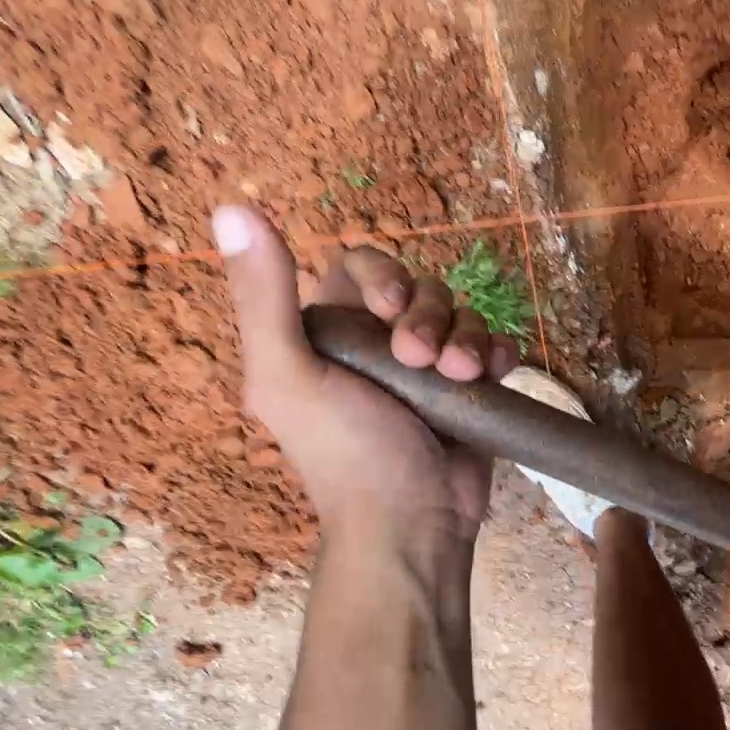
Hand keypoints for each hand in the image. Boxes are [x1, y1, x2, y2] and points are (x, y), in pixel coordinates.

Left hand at [211, 204, 518, 554]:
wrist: (413, 523)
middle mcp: (379, 343)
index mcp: (329, 335)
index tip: (391, 308)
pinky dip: (498, 353)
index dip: (383, 274)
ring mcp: (431, 366)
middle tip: (423, 361)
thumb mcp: (289, 376)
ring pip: (461, 313)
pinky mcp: (472, 387)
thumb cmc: (346, 453)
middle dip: (430, 316)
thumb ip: (263, 298)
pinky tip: (493, 375)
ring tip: (461, 376)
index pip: (360, 266)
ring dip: (467, 338)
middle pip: (420, 287)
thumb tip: (231, 207)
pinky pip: (495, 344)